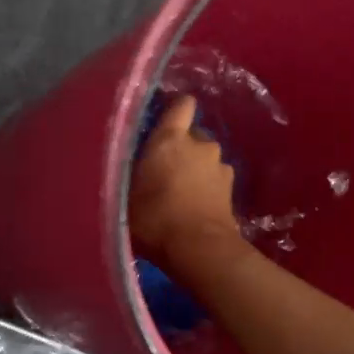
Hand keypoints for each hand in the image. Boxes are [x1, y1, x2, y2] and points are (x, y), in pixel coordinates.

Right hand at [130, 96, 241, 269]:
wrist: (197, 248)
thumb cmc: (152, 218)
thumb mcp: (123, 195)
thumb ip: (128, 171)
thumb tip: (125, 160)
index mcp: (170, 140)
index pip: (180, 105)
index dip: (171, 109)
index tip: (158, 122)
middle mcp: (200, 144)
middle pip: (189, 135)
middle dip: (177, 148)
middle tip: (157, 171)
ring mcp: (220, 165)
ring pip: (201, 159)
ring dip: (190, 169)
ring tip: (173, 193)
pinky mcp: (231, 187)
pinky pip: (211, 178)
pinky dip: (202, 187)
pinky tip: (188, 206)